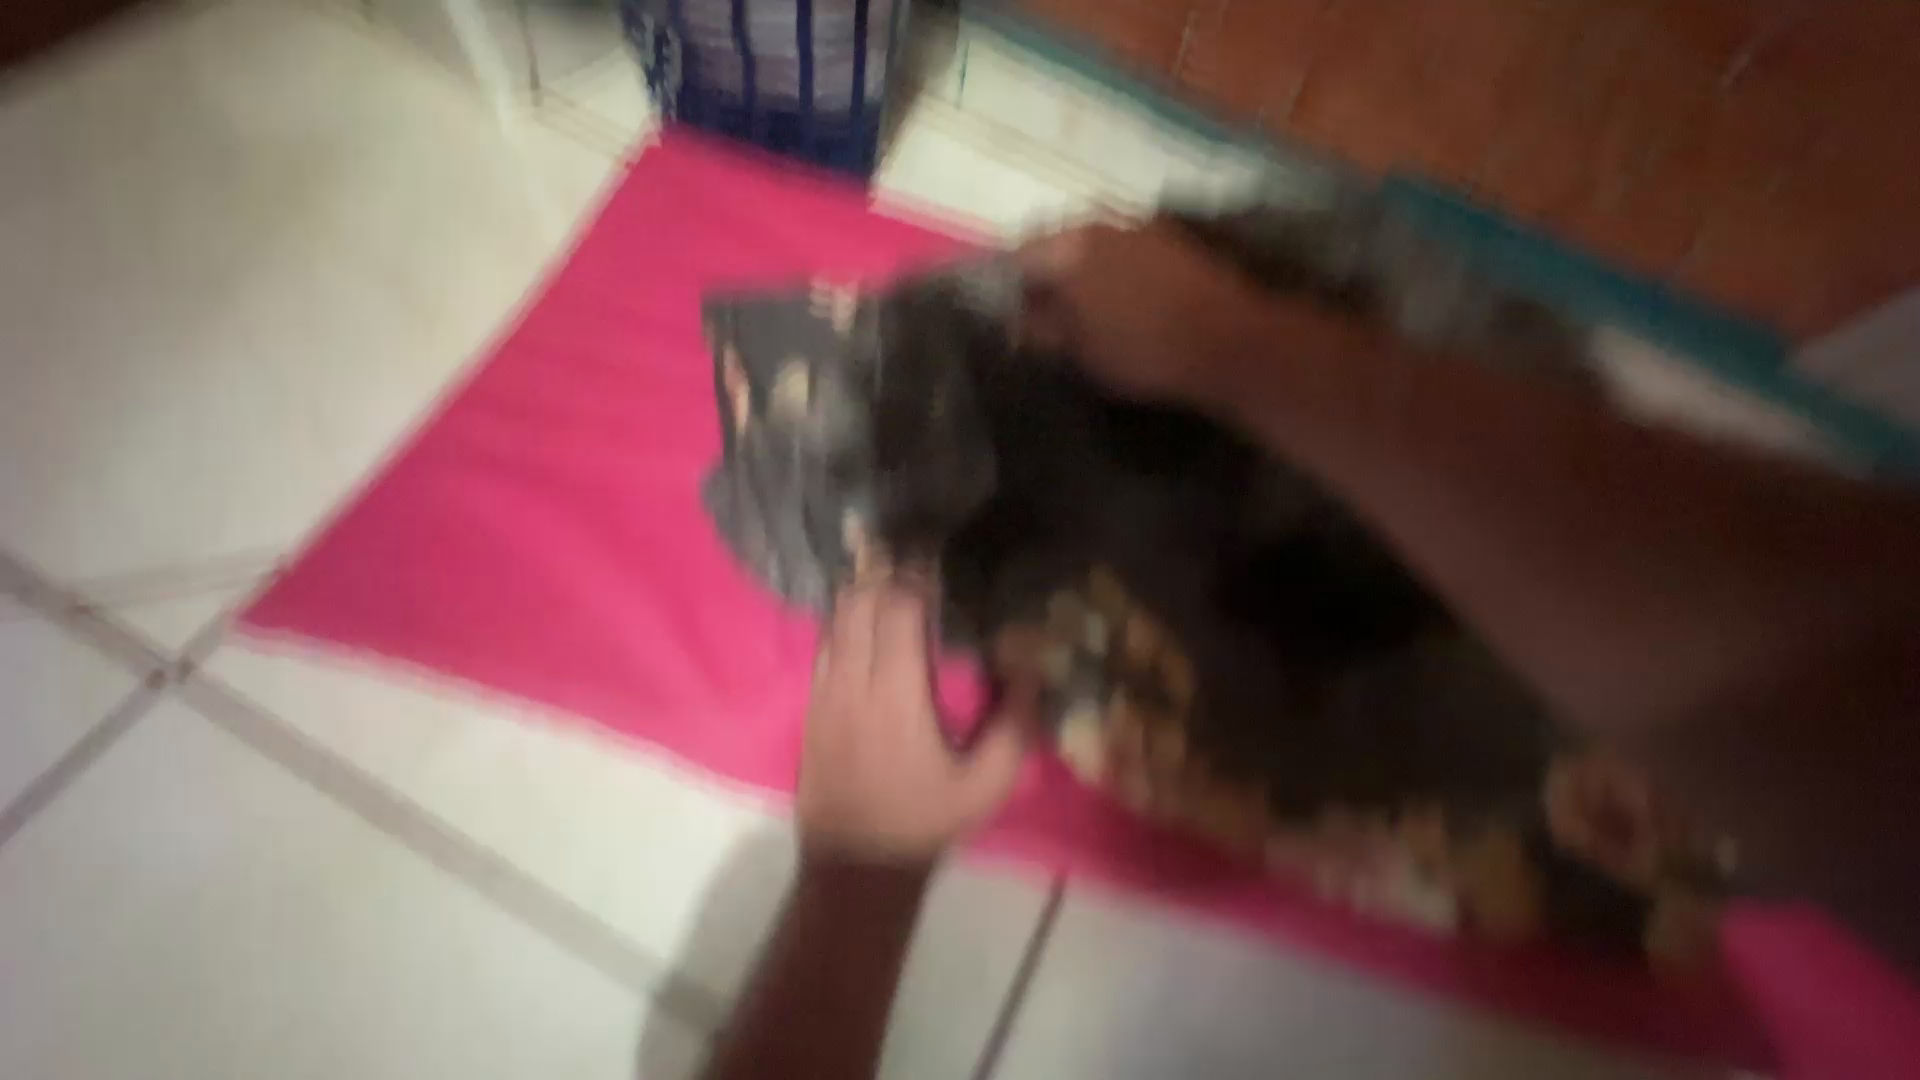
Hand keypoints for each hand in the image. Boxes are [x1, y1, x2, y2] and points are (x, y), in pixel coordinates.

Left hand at [798, 577, 1035, 861]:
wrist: (855, 865)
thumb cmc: (926, 822)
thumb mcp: (987, 785)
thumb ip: (1014, 725)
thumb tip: (1029, 670)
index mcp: (897, 696)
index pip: (897, 612)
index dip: (915, 581)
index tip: (935, 565)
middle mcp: (853, 683)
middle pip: (859, 603)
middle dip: (886, 578)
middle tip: (915, 572)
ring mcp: (824, 693)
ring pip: (836, 620)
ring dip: (863, 597)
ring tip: (891, 591)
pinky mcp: (811, 706)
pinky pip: (823, 645)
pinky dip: (845, 624)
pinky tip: (865, 627)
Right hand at [1018, 221, 1281, 405]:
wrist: (1229, 342)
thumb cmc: (1143, 350)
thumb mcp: (1080, 351)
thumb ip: (1042, 330)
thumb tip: (1016, 321)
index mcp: (1071, 246)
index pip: (1017, 253)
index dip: (1001, 282)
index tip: (997, 310)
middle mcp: (1103, 222)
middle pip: (1054, 243)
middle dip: (1040, 275)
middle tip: (1032, 311)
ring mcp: (1141, 226)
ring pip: (1090, 246)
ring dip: (1075, 273)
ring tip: (1071, 310)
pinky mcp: (1172, 241)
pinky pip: (1121, 252)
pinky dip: (1106, 273)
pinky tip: (1111, 303)